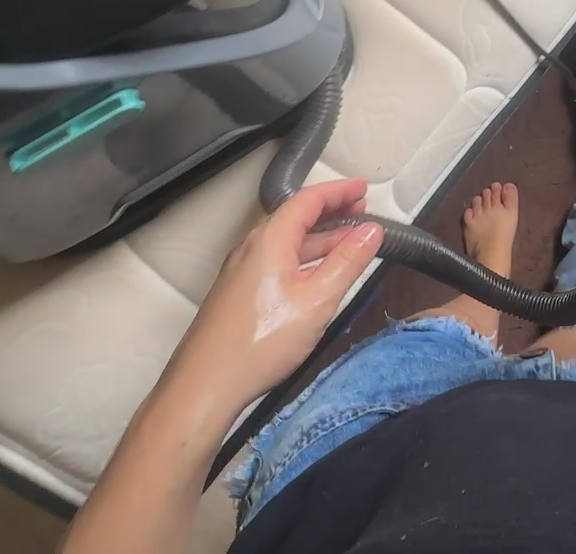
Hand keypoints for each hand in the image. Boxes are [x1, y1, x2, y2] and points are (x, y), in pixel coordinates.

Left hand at [157, 178, 382, 421]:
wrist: (202, 389)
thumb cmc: (262, 341)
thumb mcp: (318, 300)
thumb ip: (348, 261)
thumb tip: (373, 230)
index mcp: (270, 240)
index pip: (308, 200)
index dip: (338, 191)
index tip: (365, 187)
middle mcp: (253, 247)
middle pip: (296, 216)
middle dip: (332, 210)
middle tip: (362, 209)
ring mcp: (242, 271)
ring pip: (288, 241)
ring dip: (321, 236)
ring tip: (351, 239)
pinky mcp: (239, 292)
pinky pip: (279, 259)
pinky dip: (306, 255)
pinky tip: (320, 273)